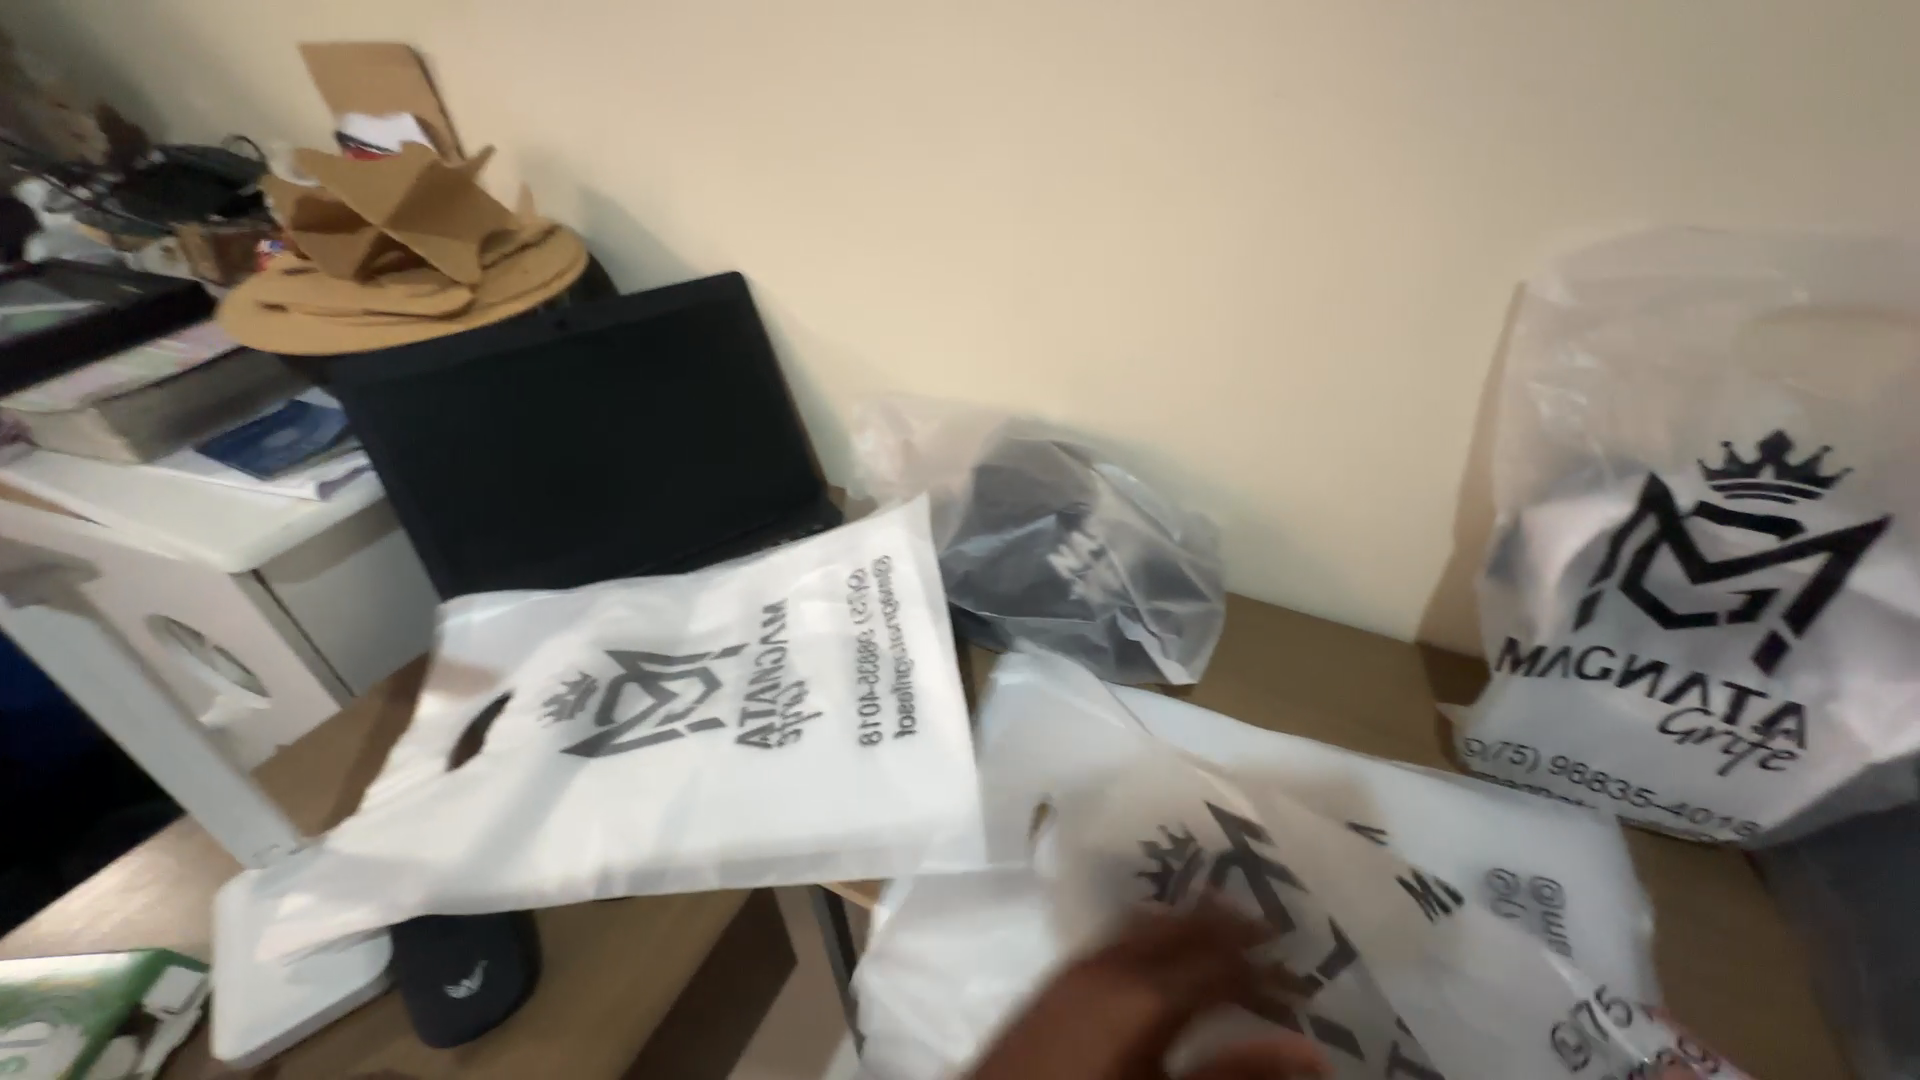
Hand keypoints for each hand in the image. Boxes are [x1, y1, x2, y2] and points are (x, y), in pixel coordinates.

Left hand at [961, 900, 1326, 1079]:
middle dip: (1227, 927)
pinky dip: (1151, 932)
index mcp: (1148, 997)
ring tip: (1223, 930)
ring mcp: (1080, 965)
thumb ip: (1235, 1075)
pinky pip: (1118, 935)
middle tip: (1269, 932)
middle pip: (1183, 928)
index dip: (1266, 969)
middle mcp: (1114, 964)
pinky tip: (1160, 949)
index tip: (1299, 976)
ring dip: (1188, 924)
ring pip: (1148, 924)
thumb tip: (1310, 1054)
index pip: (1223, 964)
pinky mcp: (1060, 978)